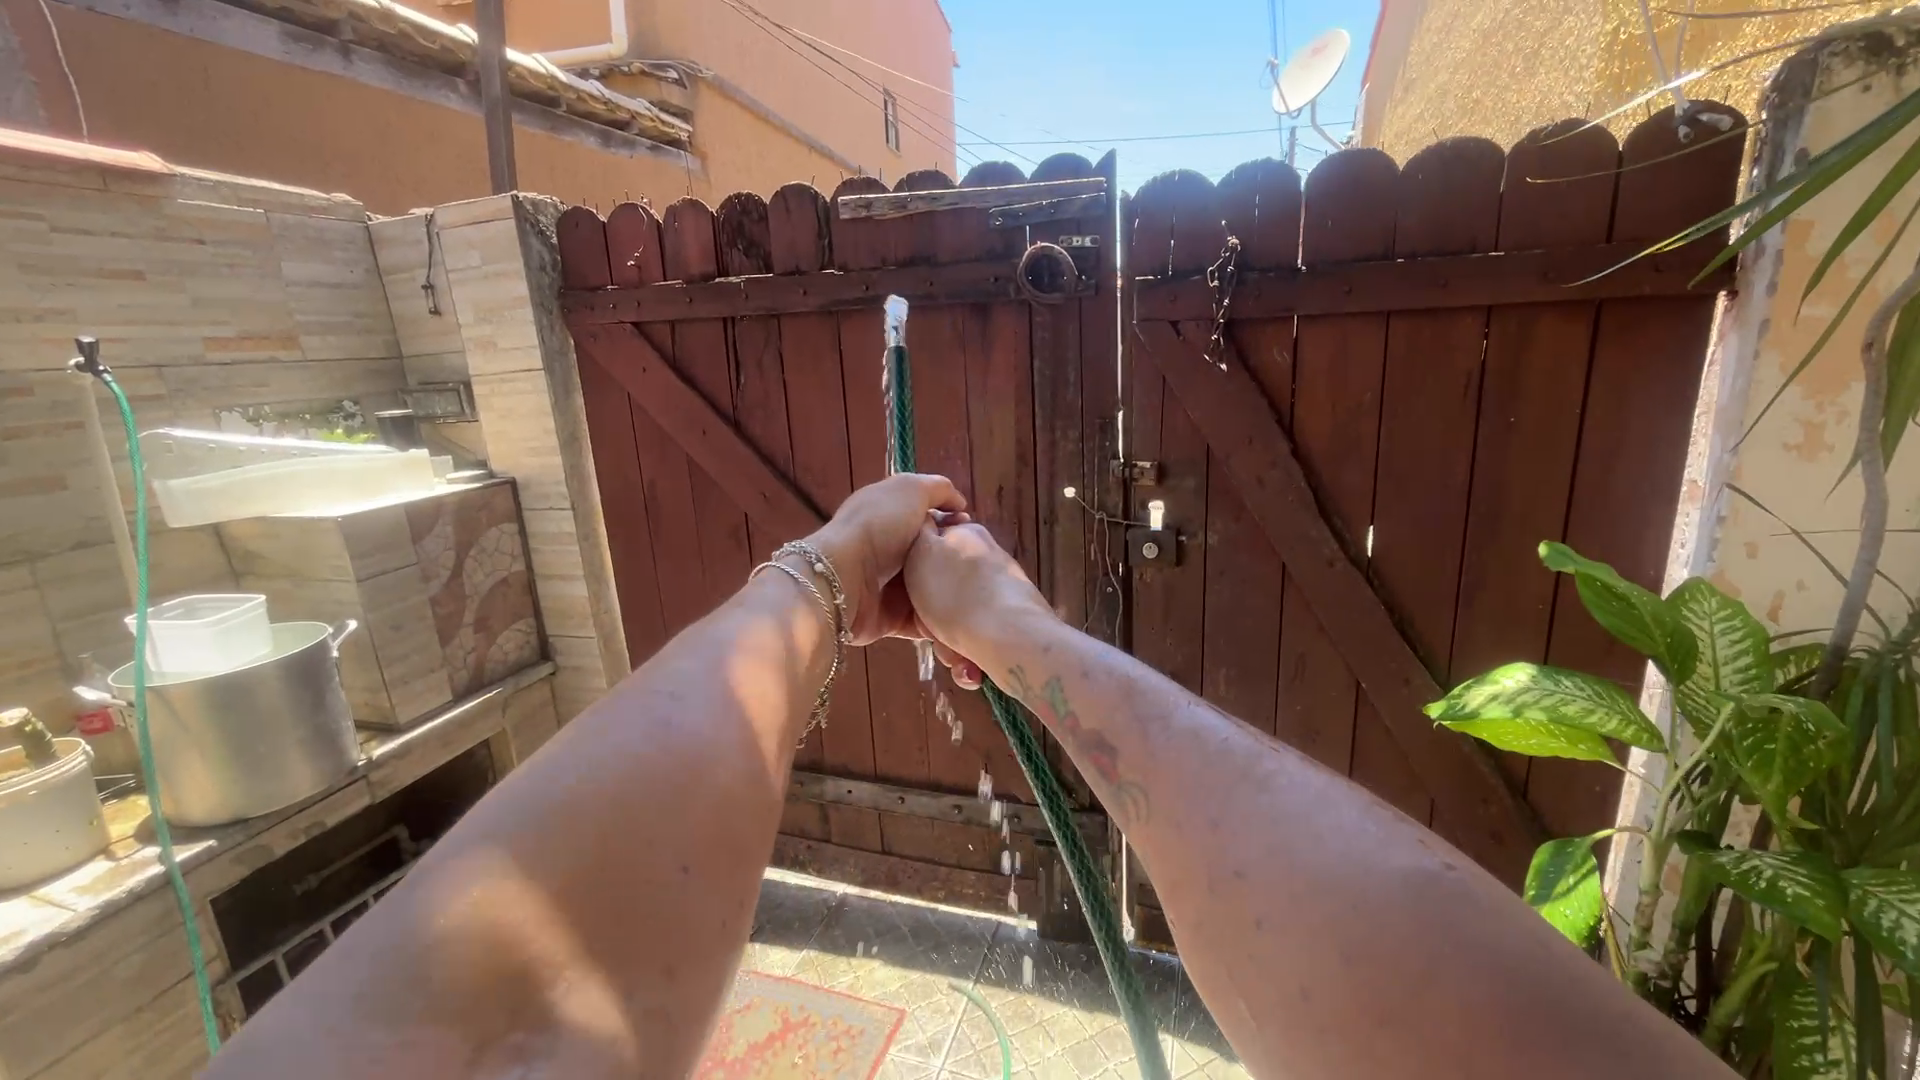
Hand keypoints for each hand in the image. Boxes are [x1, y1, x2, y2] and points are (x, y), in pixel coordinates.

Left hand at [805, 474, 964, 644]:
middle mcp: (889, 549)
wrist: (845, 577)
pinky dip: (939, 620)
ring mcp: (888, 584)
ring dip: (952, 591)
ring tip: (976, 592)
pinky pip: (922, 620)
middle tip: (978, 564)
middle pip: (932, 555)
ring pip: (930, 588)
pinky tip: (962, 616)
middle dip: (955, 559)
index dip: (951, 520)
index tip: (971, 528)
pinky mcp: (890, 616)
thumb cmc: (879, 526)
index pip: (928, 517)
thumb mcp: (911, 489)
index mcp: (890, 515)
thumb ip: (938, 490)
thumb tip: (958, 505)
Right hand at [902, 517, 1051, 684]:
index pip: (930, 549)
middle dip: (932, 622)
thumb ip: (918, 537)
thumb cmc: (955, 596)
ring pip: (957, 622)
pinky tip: (972, 670)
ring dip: (950, 647)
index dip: (914, 576)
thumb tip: (926, 531)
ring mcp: (1000, 594)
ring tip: (957, 659)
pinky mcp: (1012, 624)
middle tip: (932, 631)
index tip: (913, 596)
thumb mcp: (920, 552)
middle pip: (942, 593)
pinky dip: (971, 658)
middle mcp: (986, 560)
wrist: (1010, 638)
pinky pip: (978, 641)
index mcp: (966, 535)